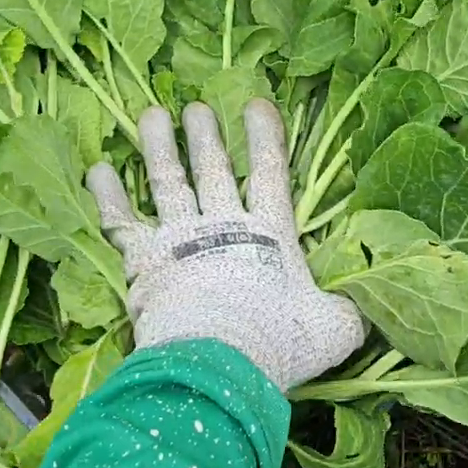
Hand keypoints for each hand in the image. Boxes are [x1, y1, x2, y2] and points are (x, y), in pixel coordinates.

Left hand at [85, 99, 365, 389]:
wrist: (221, 362)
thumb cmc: (280, 343)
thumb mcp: (335, 329)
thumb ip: (350, 310)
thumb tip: (370, 306)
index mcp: (268, 234)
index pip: (270, 173)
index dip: (266, 138)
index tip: (258, 104)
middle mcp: (222, 225)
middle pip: (212, 169)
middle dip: (206, 136)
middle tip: (197, 107)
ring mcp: (179, 238)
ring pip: (168, 181)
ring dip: (159, 147)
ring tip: (151, 115)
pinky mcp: (144, 260)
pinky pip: (120, 222)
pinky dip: (108, 196)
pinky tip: (97, 170)